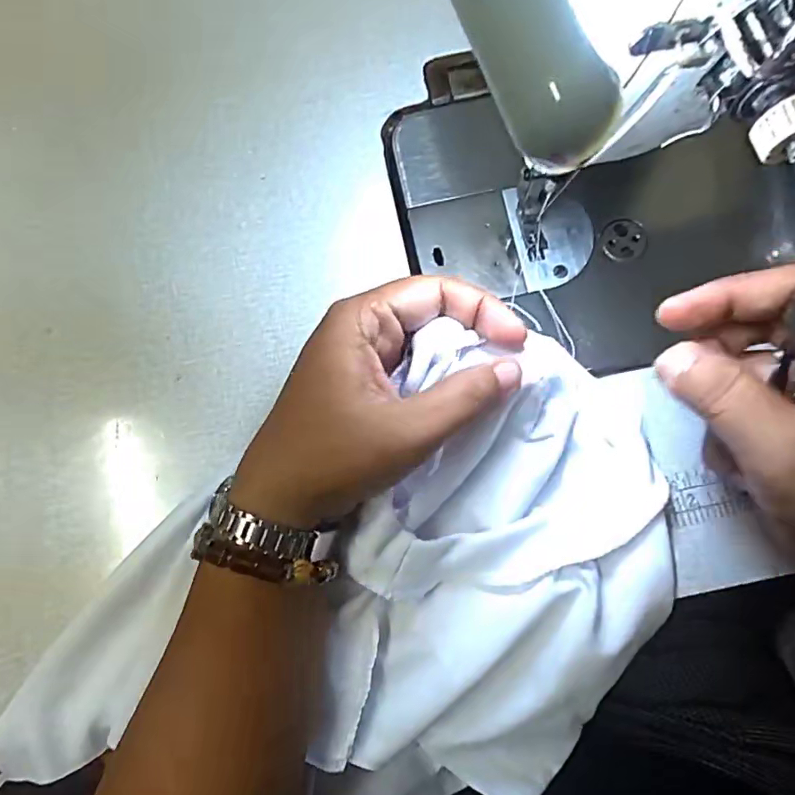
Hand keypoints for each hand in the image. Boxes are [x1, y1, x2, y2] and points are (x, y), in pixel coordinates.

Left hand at [230, 277, 526, 528]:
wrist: (277, 504)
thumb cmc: (332, 460)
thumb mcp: (407, 431)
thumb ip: (465, 398)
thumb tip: (514, 369)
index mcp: (361, 319)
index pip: (436, 290)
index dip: (483, 309)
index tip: (517, 343)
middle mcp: (360, 327)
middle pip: (432, 310)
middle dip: (477, 332)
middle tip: (513, 361)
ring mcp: (361, 355)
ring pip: (425, 341)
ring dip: (463, 357)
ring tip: (497, 379)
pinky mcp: (364, 382)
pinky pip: (414, 367)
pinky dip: (444, 378)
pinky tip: (466, 397)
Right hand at [654, 266, 794, 660]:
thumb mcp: (786, 455)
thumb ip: (723, 397)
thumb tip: (670, 356)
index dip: (735, 296)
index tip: (673, 316)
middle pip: (791, 328)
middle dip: (734, 360)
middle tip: (685, 377)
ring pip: (782, 372)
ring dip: (742, 407)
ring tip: (731, 453)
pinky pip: (789, 407)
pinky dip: (758, 431)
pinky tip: (748, 469)